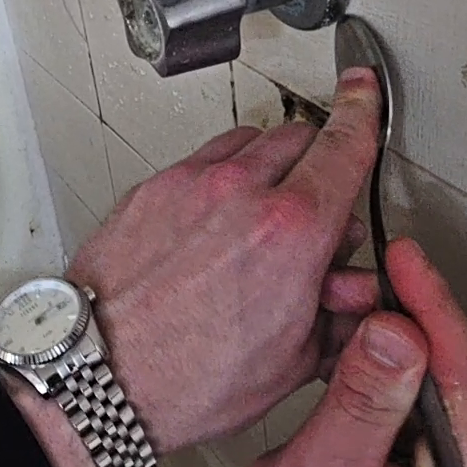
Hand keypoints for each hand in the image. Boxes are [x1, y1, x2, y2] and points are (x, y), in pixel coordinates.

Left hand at [68, 67, 382, 452]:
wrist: (101, 372)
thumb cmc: (188, 378)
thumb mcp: (294, 360)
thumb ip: (337, 308)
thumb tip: (352, 284)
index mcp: (289, 231)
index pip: (343, 147)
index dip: (364, 112)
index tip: (365, 89)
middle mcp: (238, 192)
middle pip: (296, 136)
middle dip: (316, 162)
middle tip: (313, 209)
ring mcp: (188, 183)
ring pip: (247, 141)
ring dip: (267, 165)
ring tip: (260, 217)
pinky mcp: (151, 187)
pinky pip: (202, 159)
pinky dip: (221, 176)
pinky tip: (214, 221)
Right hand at [233, 240, 466, 466]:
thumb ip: (358, 414)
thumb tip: (396, 332)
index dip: (438, 311)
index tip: (406, 257)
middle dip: (416, 314)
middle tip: (362, 277)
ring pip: (455, 375)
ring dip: (403, 330)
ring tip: (351, 304)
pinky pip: (435, 390)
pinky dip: (396, 354)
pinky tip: (360, 340)